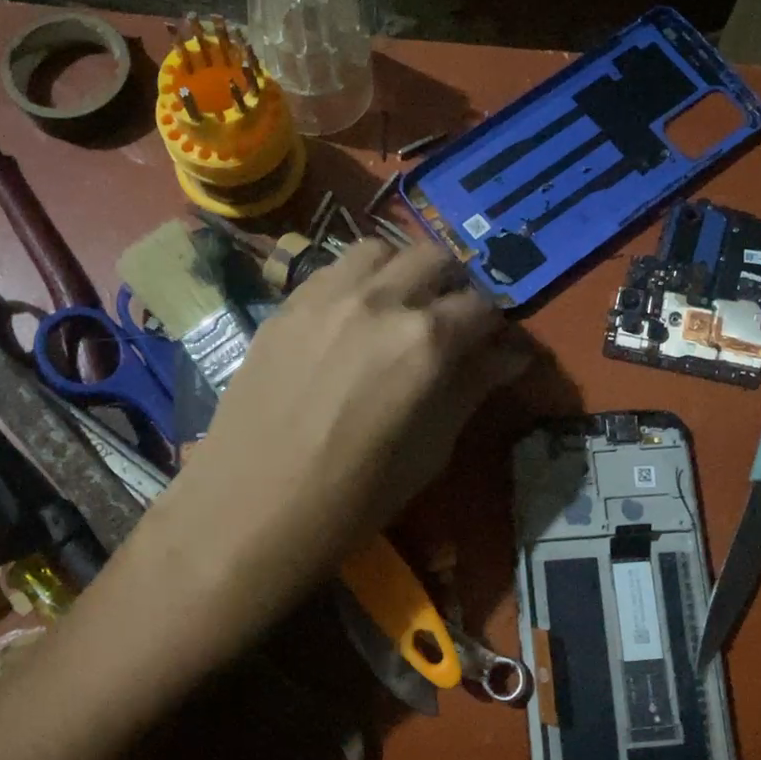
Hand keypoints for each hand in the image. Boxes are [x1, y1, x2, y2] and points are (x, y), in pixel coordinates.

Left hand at [167, 240, 527, 582]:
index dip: (497, 325)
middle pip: (436, 258)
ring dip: (403, 270)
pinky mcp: (287, 304)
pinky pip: (333, 268)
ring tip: (402, 305)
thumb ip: (471, 389)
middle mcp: (381, 299)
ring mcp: (327, 294)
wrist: (250, 509)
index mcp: (427, 340)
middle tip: (453, 320)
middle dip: (456, 284)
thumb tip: (510, 355)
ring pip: (381, 250)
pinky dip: (358, 279)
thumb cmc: (355, 497)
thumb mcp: (431, 450)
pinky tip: (352, 315)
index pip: (483, 306)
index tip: (496, 344)